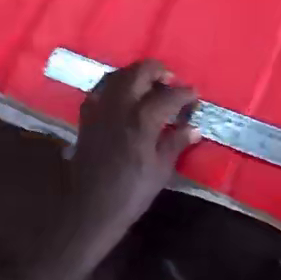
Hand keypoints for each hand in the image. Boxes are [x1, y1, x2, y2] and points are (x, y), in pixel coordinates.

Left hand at [60, 59, 199, 254]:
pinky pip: (100, 89)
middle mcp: (119, 107)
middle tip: (171, 80)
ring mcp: (99, 109)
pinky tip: (123, 95)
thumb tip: (194, 128)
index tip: (195, 94)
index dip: (185, 93)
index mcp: (141, 120)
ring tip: (149, 84)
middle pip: (138, 72)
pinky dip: (115, 85)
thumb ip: (176, 143)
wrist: (91, 208)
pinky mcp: (86, 117)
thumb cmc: (131, 193)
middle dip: (158, 71)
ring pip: (118, 75)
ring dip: (135, 74)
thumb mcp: (161, 170)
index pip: (168, 96)